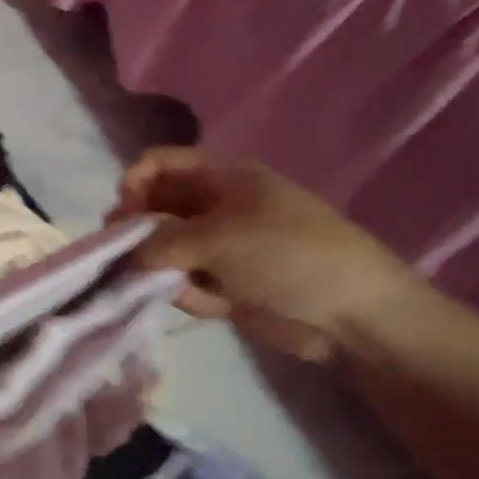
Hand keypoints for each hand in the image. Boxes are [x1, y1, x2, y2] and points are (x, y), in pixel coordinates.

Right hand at [114, 147, 427, 362]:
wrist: (355, 315)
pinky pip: (187, 282)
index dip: (133, 182)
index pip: (159, 163)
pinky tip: (212, 306)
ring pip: (166, 250)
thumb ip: (160, 242)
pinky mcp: (228, 283)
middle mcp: (217, 206)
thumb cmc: (288, 255)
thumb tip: (127, 255)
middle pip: (156, 208)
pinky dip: (190, 294)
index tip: (123, 215)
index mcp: (222, 177)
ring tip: (183, 288)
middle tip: (127, 257)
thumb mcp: (217, 238)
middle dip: (139, 233)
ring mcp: (223, 246)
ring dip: (164, 270)